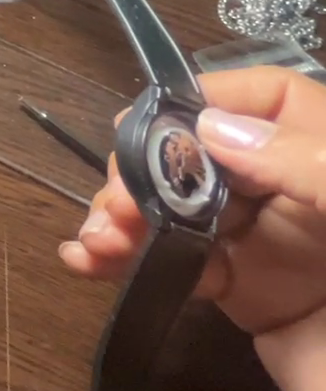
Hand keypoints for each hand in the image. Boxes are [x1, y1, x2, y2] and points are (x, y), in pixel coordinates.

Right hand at [61, 66, 325, 390]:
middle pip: (196, 151)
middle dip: (139, 172)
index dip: (212, 100)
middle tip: (122, 208)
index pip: (272, 100)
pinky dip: (114, 255)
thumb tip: (213, 129)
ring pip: (168, 202)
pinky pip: (165, 258)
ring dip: (115, 215)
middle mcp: (297, 198)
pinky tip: (88, 259)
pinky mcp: (238, 289)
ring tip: (99, 243)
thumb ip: (316, 173)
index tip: (164, 131)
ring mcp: (265, 245)